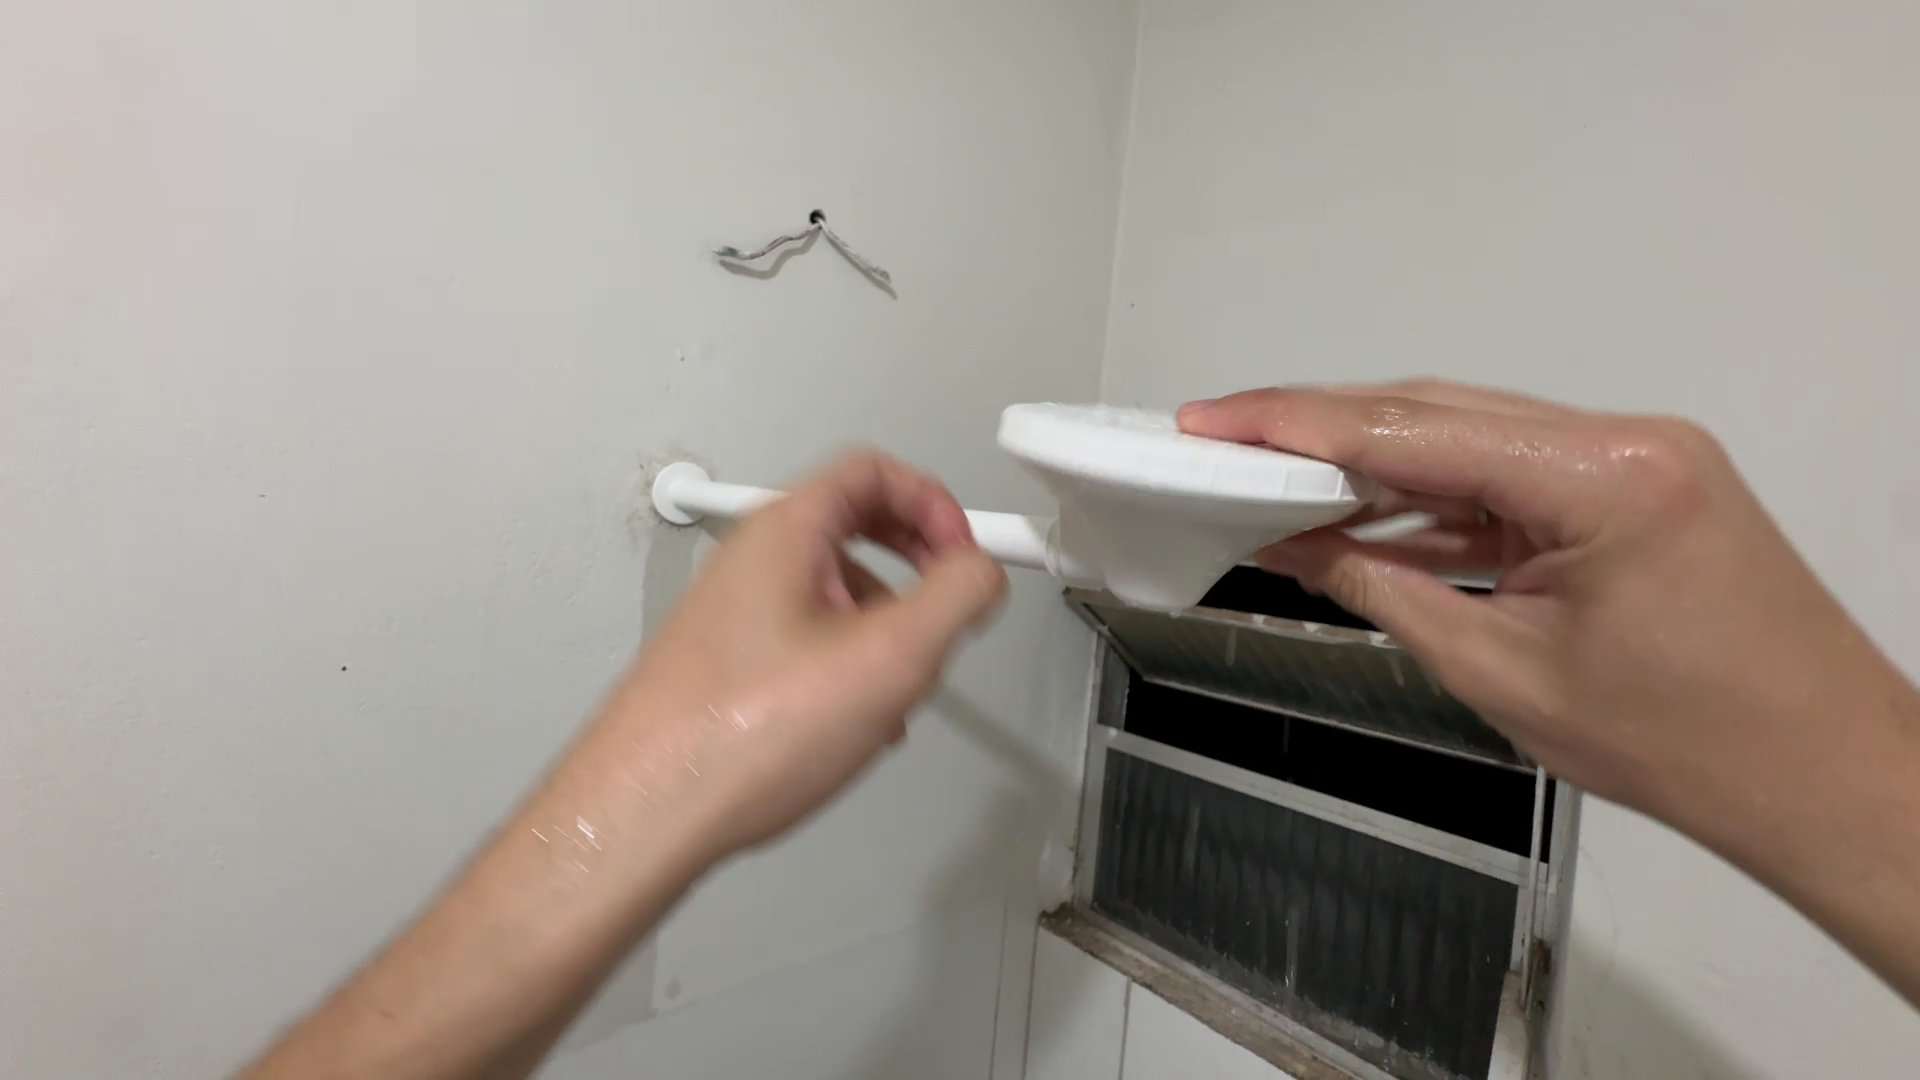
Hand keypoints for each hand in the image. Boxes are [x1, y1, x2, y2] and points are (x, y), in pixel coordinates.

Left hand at [582, 450, 1007, 863]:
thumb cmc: (750, 732)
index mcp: (787, 532)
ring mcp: (739, 610)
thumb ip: (957, 597)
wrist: (641, 817)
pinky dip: (852, 663)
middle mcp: (756, 559)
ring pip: (839, 591)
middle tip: (942, 614)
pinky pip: (812, 637)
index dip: (934, 503)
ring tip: (898, 693)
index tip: (964, 555)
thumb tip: (981, 571)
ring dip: (888, 628)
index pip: (874, 471)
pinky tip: (858, 724)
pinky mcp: (733, 659)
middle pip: (858, 526)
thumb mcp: (889, 658)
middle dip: (915, 569)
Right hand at [1179, 381, 1919, 1000]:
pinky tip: (1341, 511)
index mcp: (1599, 475)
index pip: (1405, 432)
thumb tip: (1285, 545)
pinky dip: (1405, 497)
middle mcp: (1611, 440)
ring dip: (1353, 457)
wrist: (1827, 784)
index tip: (1210, 421)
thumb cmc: (1672, 744)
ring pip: (1449, 436)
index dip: (1291, 425)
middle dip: (1310, 423)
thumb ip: (1376, 587)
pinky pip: (1481, 478)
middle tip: (1219, 430)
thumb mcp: (1493, 667)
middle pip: (1425, 411)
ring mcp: (1614, 459)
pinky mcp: (1606, 490)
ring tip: (1262, 467)